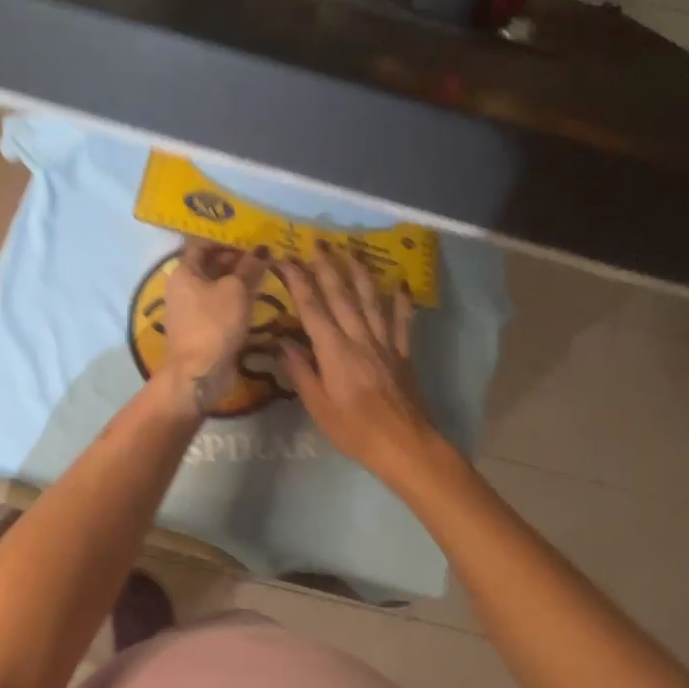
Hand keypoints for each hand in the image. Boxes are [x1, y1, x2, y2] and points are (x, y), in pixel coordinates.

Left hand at [160, 239, 268, 415]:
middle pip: (210, 265)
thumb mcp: (236, 289)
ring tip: (266, 276)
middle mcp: (182, 287)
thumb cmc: (215, 323)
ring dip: (238, 282)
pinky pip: (218, 306)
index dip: (227, 240)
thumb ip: (250, 267)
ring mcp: (190, 310)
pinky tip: (256, 300)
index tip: (253, 239)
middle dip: (236, 260)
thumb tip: (262, 249)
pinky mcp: (200, 328)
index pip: (203, 245)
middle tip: (266, 257)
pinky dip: (235, 301)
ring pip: (216, 287)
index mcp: (184, 272)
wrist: (200, 372)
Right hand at [277, 245, 446, 479]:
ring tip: (351, 250)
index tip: (286, 259)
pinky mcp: (403, 354)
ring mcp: (385, 344)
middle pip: (341, 296)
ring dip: (359, 273)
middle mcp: (359, 339)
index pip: (312, 309)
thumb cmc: (354, 431)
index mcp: (334, 352)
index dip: (298, 282)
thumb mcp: (318, 406)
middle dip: (327, 266)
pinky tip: (401, 284)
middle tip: (317, 241)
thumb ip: (302, 371)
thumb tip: (283, 342)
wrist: (405, 445)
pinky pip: (402, 322)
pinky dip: (402, 301)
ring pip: (370, 300)